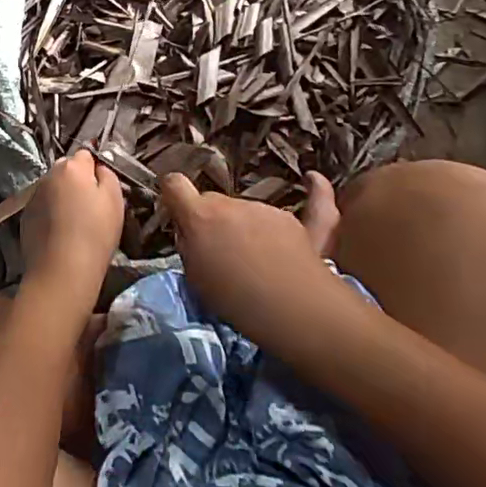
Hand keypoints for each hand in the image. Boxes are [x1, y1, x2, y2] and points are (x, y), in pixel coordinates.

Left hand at [19, 150, 124, 295]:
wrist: (62, 269)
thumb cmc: (95, 233)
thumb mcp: (114, 200)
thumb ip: (107, 176)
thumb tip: (98, 168)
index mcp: (72, 167)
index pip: (86, 155)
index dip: (95, 170)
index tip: (102, 189)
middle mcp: (48, 176)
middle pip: (66, 170)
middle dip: (77, 180)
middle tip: (90, 205)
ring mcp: (34, 196)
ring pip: (53, 188)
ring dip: (62, 196)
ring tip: (74, 221)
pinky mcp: (25, 216)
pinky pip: (42, 206)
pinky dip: (50, 212)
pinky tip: (59, 232)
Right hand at [161, 171, 349, 346]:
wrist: (291, 308)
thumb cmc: (233, 298)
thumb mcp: (194, 276)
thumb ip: (189, 245)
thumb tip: (190, 232)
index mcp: (200, 215)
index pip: (174, 186)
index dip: (172, 192)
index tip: (174, 205)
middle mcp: (231, 204)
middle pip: (213, 202)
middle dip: (211, 220)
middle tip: (218, 251)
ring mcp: (265, 210)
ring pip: (247, 210)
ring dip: (245, 226)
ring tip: (256, 259)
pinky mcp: (297, 222)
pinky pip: (310, 202)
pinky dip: (313, 191)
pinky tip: (313, 178)